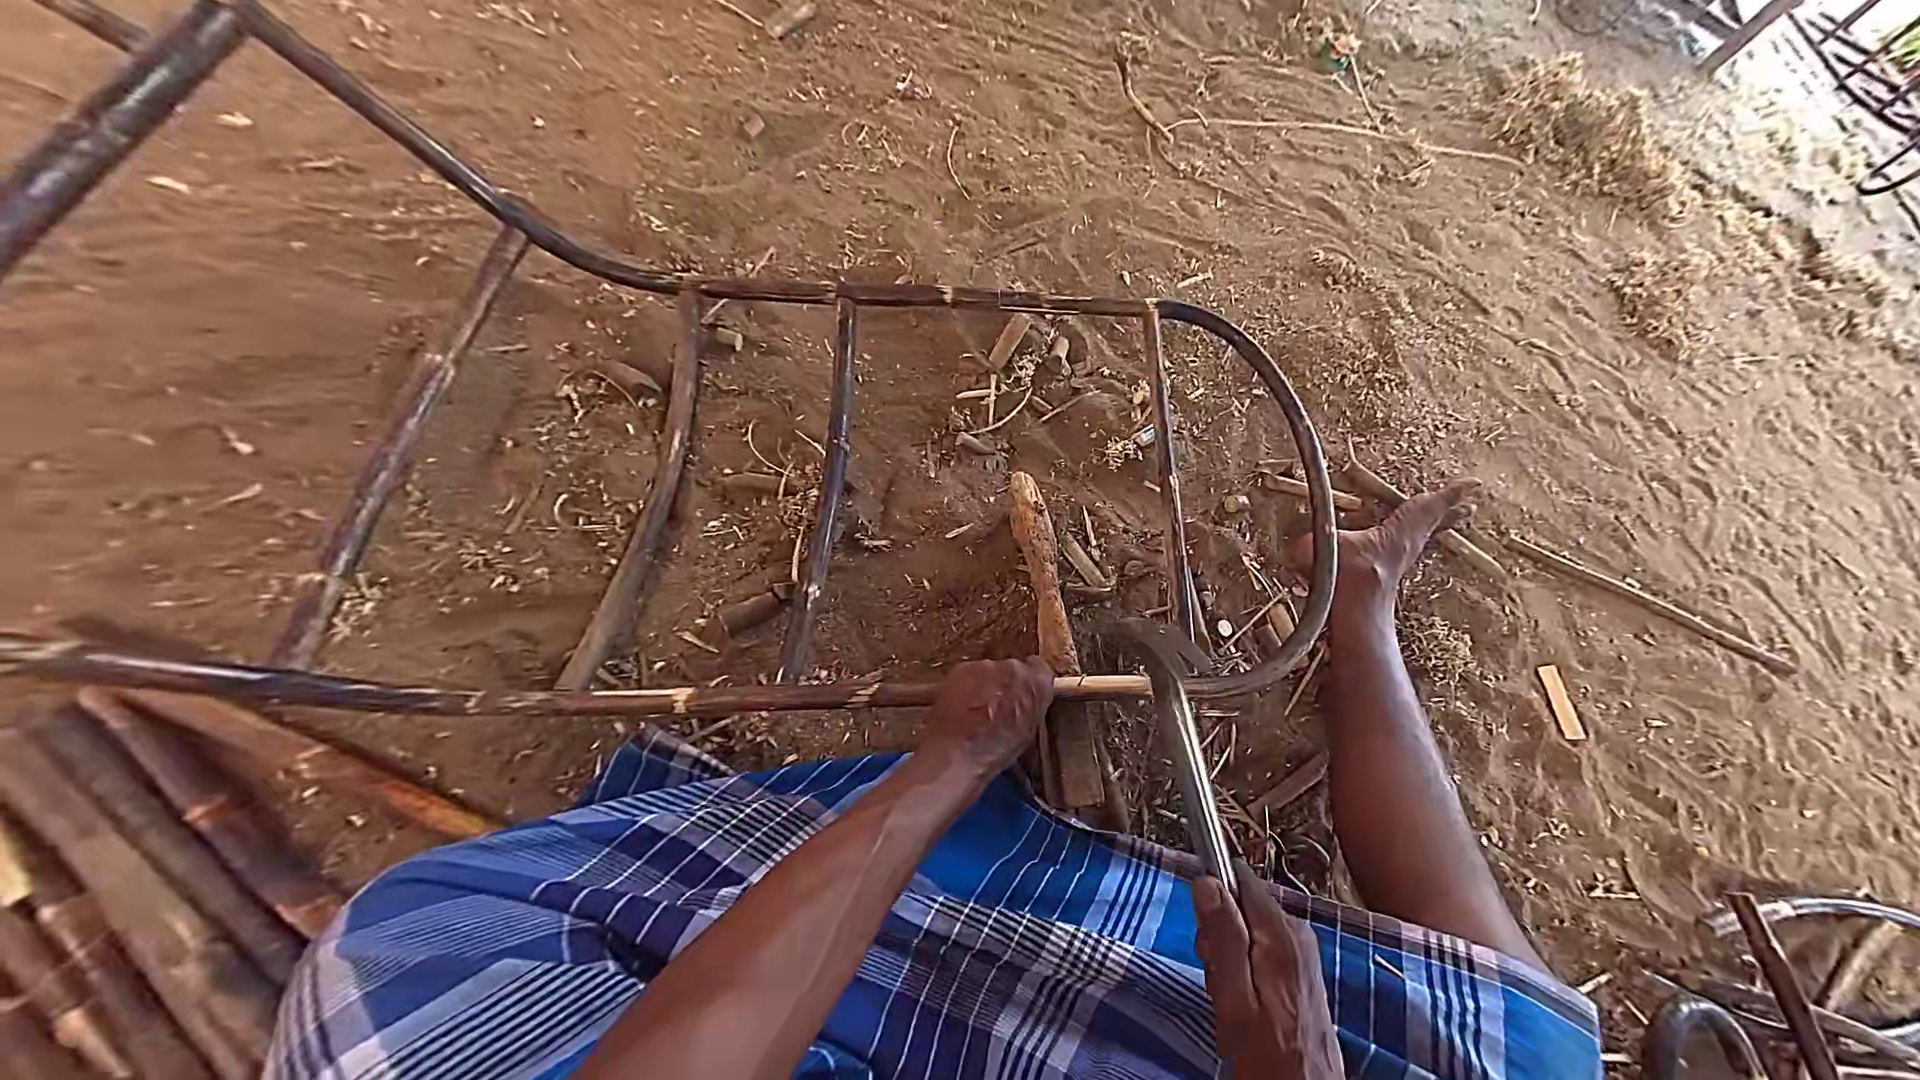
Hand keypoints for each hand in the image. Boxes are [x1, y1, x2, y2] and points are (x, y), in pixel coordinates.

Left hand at [917, 657, 1052, 776]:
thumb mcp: (1026, 733)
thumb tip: (1027, 701)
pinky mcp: (961, 667)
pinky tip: (960, 706)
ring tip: (975, 709)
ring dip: (986, 685)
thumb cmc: (994, 750)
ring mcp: (985, 665)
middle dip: (1007, 685)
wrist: (954, 749)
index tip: (1024, 693)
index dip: (1030, 683)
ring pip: (990, 672)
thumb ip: (1030, 707)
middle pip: (1013, 670)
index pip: (1041, 670)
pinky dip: (967, 686)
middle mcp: (1013, 668)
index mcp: (1036, 684)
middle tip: (997, 707)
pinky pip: (969, 674)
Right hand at [1194, 861, 1343, 1078]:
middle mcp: (1296, 933)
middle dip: (1218, 933)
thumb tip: (1206, 881)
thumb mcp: (1234, 999)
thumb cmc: (1267, 1058)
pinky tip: (1243, 1000)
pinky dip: (1243, 967)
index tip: (1205, 933)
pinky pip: (1258, 946)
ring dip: (1227, 954)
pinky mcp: (1299, 969)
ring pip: (1245, 926)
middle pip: (1239, 903)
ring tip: (1231, 996)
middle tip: (1218, 976)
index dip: (1213, 897)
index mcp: (1281, 934)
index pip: (1238, 878)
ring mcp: (1301, 951)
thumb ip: (1222, 937)